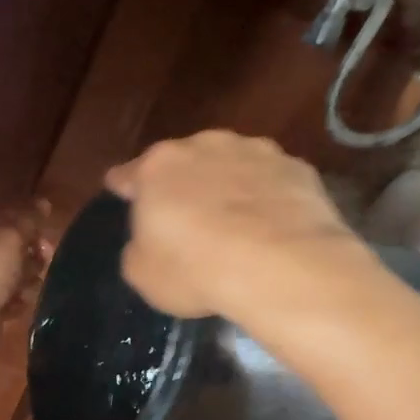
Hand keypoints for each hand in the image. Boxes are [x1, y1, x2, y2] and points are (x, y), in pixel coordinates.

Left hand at [0, 211, 48, 320]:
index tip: (46, 234)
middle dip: (32, 255)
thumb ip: (29, 220)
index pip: (8, 221)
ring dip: (27, 280)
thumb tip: (44, 203)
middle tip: (43, 261)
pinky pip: (11, 298)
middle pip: (14, 249)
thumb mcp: (13, 237)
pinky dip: (18, 301)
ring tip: (29, 287)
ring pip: (15, 275)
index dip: (30, 226)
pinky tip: (19, 304)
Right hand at [106, 131, 377, 321]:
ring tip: (232, 222)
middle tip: (183, 218)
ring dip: (224, 185)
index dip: (122, 190)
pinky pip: (269, 181)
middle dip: (180, 184)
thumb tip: (147, 240)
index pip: (126, 175)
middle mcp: (204, 146)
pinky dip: (264, 197)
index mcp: (156, 167)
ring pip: (229, 165)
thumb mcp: (141, 273)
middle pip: (182, 162)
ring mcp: (256, 151)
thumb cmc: (195, 268)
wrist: (281, 266)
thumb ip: (137, 247)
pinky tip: (268, 227)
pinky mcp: (297, 167)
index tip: (122, 199)